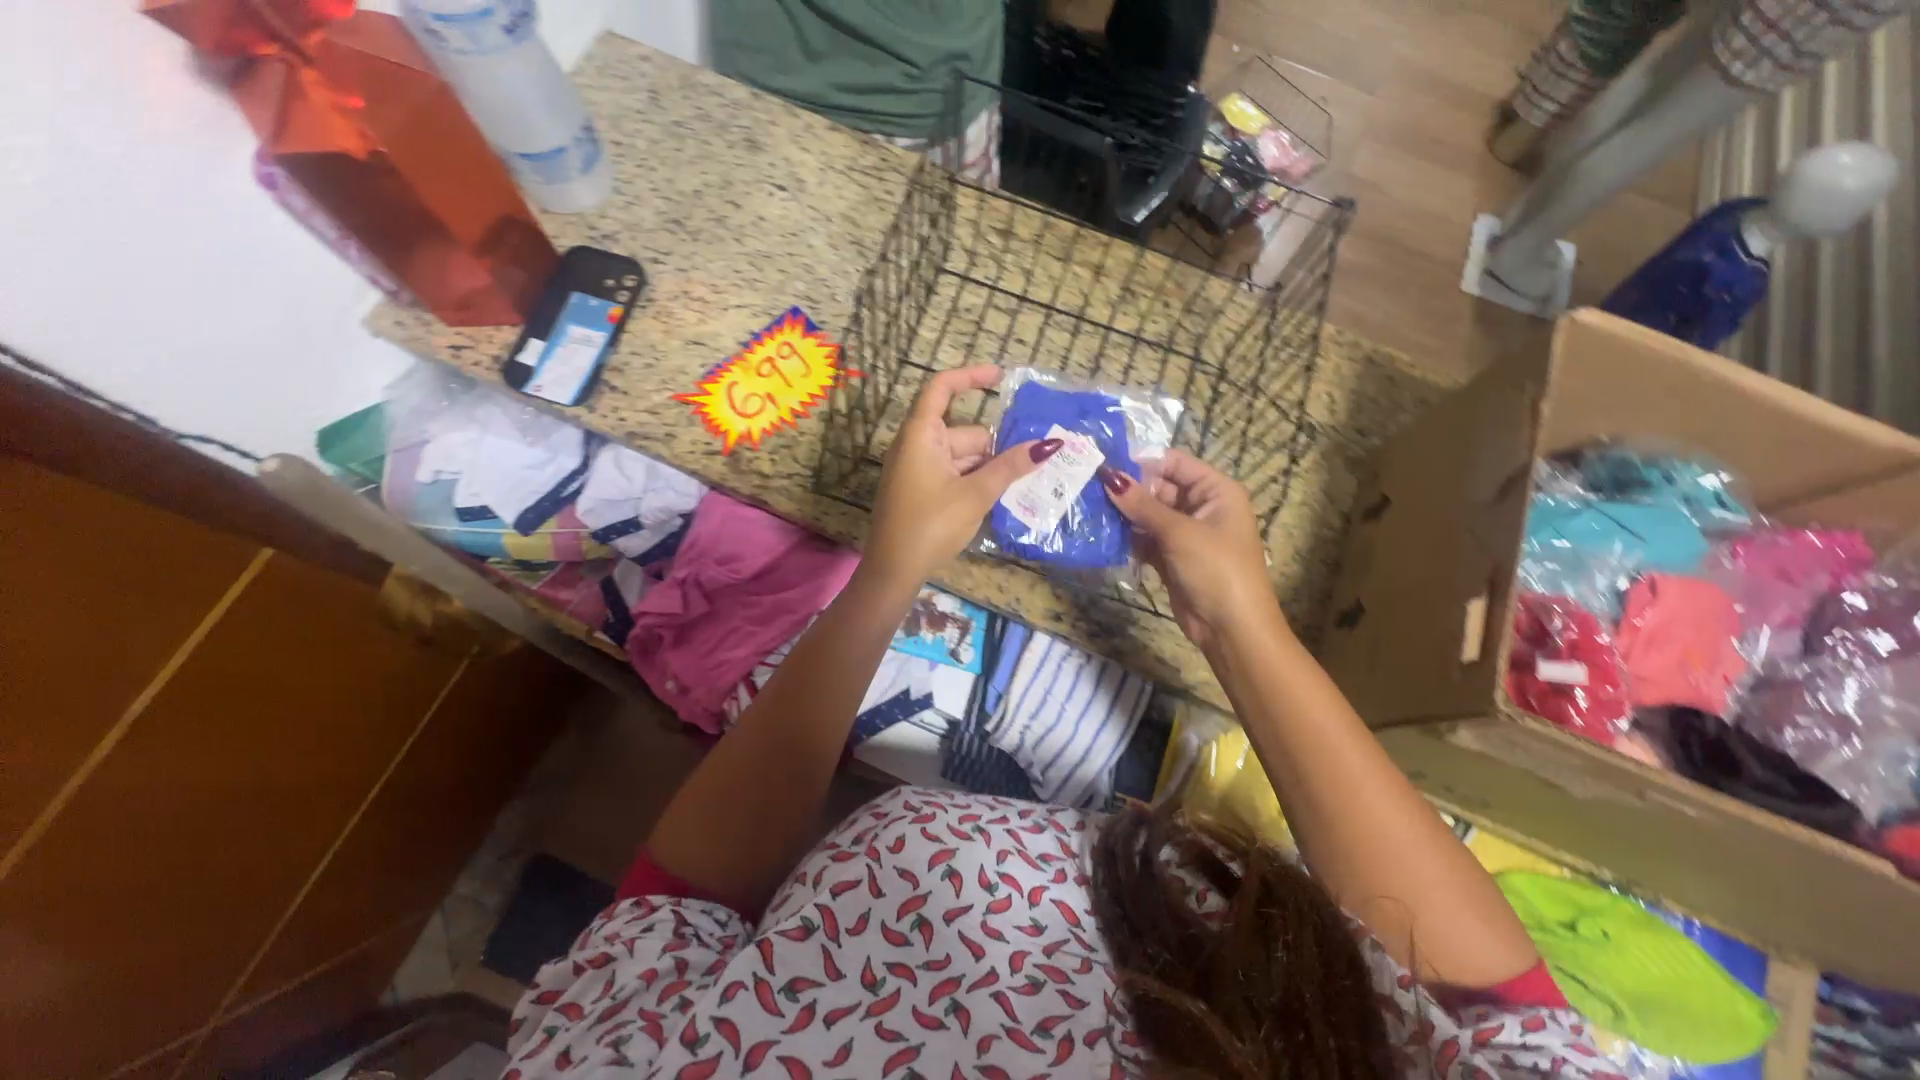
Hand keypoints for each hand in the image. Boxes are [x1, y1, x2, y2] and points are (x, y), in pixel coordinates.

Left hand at [866, 365, 1058, 585]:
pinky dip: (976, 481)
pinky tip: (1001, 497)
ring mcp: (917, 470)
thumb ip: (1010, 467)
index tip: (1001, 376)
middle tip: (1035, 461)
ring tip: (1027, 481)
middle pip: (963, 432)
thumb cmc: (931, 525)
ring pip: (962, 457)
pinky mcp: (920, 492)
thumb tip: (1048, 445)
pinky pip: (954, 474)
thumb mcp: (975, 495)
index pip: (942, 389)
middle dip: (996, 446)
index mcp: (920, 435)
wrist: (893, 570)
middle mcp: (916, 446)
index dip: (970, 376)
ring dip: (990, 468)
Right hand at [1100, 450, 1283, 648]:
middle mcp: (1202, 507)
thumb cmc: (1216, 569)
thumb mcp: (1179, 533)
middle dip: (1128, 490)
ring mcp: (1186, 534)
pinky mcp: (1172, 558)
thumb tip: (1108, 477)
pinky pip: (1146, 539)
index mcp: (1216, 491)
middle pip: (1159, 487)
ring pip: (1149, 515)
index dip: (1143, 462)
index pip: (1175, 463)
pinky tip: (1102, 535)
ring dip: (1124, 514)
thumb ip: (1142, 505)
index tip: (1105, 466)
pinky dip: (1128, 538)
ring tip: (1090, 510)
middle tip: (1089, 488)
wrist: (1232, 628)